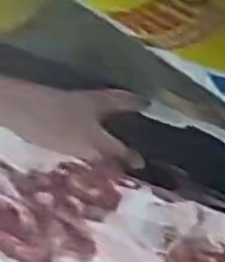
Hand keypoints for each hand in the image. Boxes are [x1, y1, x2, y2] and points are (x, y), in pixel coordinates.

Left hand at [0, 78, 143, 167]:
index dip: (138, 103)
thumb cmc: (51, 122)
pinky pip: (69, 123)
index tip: (149, 105)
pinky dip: (79, 133)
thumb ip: (120, 154)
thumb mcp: (94, 144)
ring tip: (111, 144)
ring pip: (87, 116)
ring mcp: (57, 103)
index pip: (124, 101)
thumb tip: (140, 162)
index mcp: (98, 103)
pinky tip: (83, 144)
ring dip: (99, 128)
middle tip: (135, 132)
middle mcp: (79, 99)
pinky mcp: (40, 110)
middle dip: (119, 119)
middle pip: (105, 108)